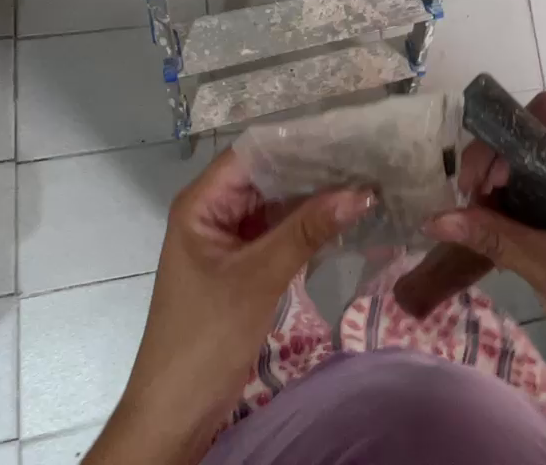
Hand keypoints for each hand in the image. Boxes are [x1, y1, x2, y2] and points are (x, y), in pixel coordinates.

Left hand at [107, 149, 373, 456]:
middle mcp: (215, 211)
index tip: (346, 133)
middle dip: (314, 168)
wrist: (177, 412)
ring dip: (316, 197)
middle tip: (368, 156)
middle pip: (269, 176)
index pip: (254, 152)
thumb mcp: (259, 278)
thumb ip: (308, 230)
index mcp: (202, 202)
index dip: (297, 140)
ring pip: (278, 204)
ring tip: (367, 179)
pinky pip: (281, 232)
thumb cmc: (205, 336)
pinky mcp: (244, 264)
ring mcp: (230, 238)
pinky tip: (347, 217)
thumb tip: (361, 191)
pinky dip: (310, 226)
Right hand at [424, 92, 545, 359]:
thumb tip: (434, 220)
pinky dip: (493, 197)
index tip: (492, 177)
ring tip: (474, 213)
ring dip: (488, 178)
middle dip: (490, 157)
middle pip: (523, 134)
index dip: (513, 132)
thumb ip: (494, 237)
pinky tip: (481, 222)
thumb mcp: (545, 265)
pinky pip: (513, 185)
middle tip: (471, 196)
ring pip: (514, 158)